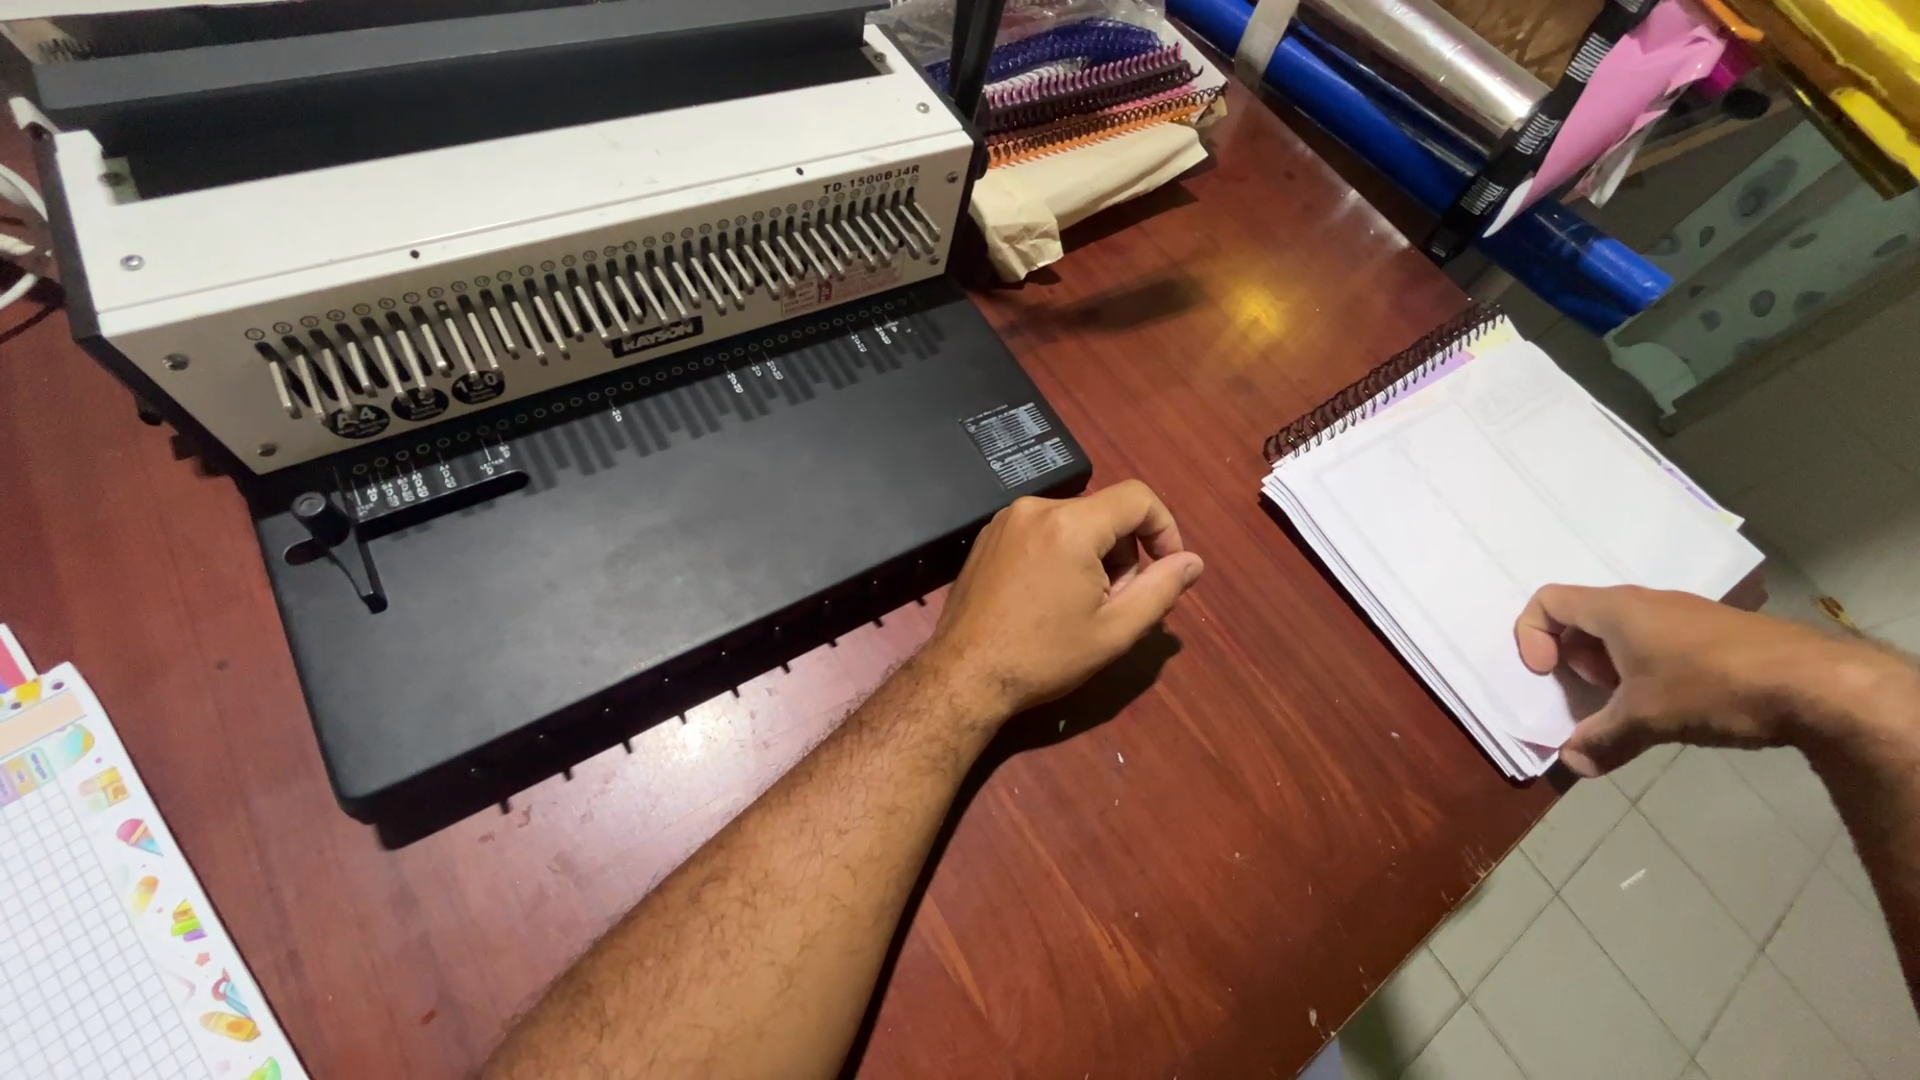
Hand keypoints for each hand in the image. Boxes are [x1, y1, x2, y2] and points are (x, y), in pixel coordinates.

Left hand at [920, 480, 1203, 718]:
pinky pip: (1042, 529)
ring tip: (1080, 604)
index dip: (1164, 529)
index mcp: (1071, 525)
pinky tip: (1049, 596)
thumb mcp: (1114, 631)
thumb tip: (1192, 561)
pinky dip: (1061, 552)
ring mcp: (1006, 519)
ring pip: (1074, 521)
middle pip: (1105, 511)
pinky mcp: (988, 535)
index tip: (1167, 567)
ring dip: (1093, 554)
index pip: (1138, 498)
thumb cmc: (1043, 657)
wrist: (964, 675)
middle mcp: (1036, 508)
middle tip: (1115, 601)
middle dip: (1125, 551)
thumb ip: (1161, 589)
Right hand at [1514, 584, 1871, 776]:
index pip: (1547, 601)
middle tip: (1595, 691)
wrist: (1825, 687)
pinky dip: (1650, 666)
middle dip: (1575, 657)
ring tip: (1637, 702)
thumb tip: (1572, 765)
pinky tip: (1680, 702)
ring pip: (1624, 630)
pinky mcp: (1720, 631)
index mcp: (1615, 609)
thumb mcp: (1646, 720)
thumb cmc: (1712, 688)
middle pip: (1583, 617)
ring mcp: (1687, 613)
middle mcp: (1646, 601)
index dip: (1531, 635)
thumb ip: (1601, 739)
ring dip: (1613, 664)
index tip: (1546, 672)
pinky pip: (1661, 638)